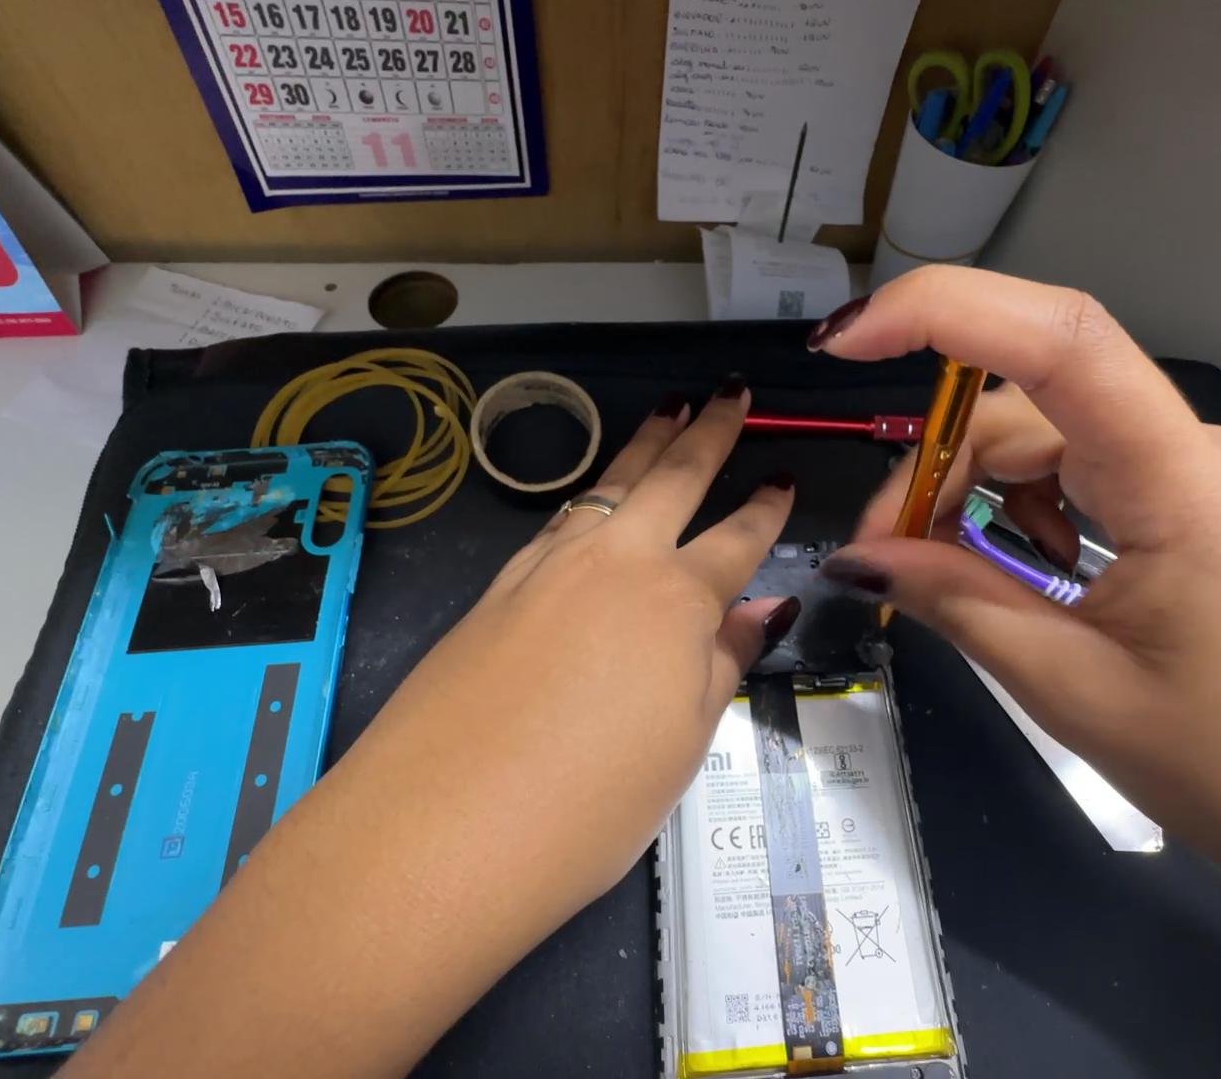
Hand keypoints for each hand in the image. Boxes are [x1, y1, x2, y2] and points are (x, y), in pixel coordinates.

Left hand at [360, 374, 797, 904]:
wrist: (438, 828)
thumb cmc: (588, 803)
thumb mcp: (683, 742)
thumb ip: (723, 661)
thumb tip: (763, 609)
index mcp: (675, 600)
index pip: (736, 540)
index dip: (765, 509)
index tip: (782, 478)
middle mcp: (614, 562)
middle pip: (672, 479)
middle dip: (709, 431)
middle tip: (733, 392)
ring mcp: (548, 566)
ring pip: (609, 484)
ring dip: (646, 443)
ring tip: (670, 408)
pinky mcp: (499, 586)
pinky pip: (560, 519)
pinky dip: (590, 495)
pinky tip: (594, 497)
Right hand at [806, 266, 1220, 1078]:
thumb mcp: (1066, 683)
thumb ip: (953, 600)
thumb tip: (855, 557)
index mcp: (1180, 482)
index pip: (1063, 342)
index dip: (945, 312)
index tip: (846, 341)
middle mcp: (1185, 447)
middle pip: (1023, 406)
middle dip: (932, 466)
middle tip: (878, 551)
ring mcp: (1183, 467)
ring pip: (1034, 439)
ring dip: (963, 492)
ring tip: (930, 569)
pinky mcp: (1174, 496)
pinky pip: (1063, 471)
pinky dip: (1006, 509)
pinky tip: (998, 567)